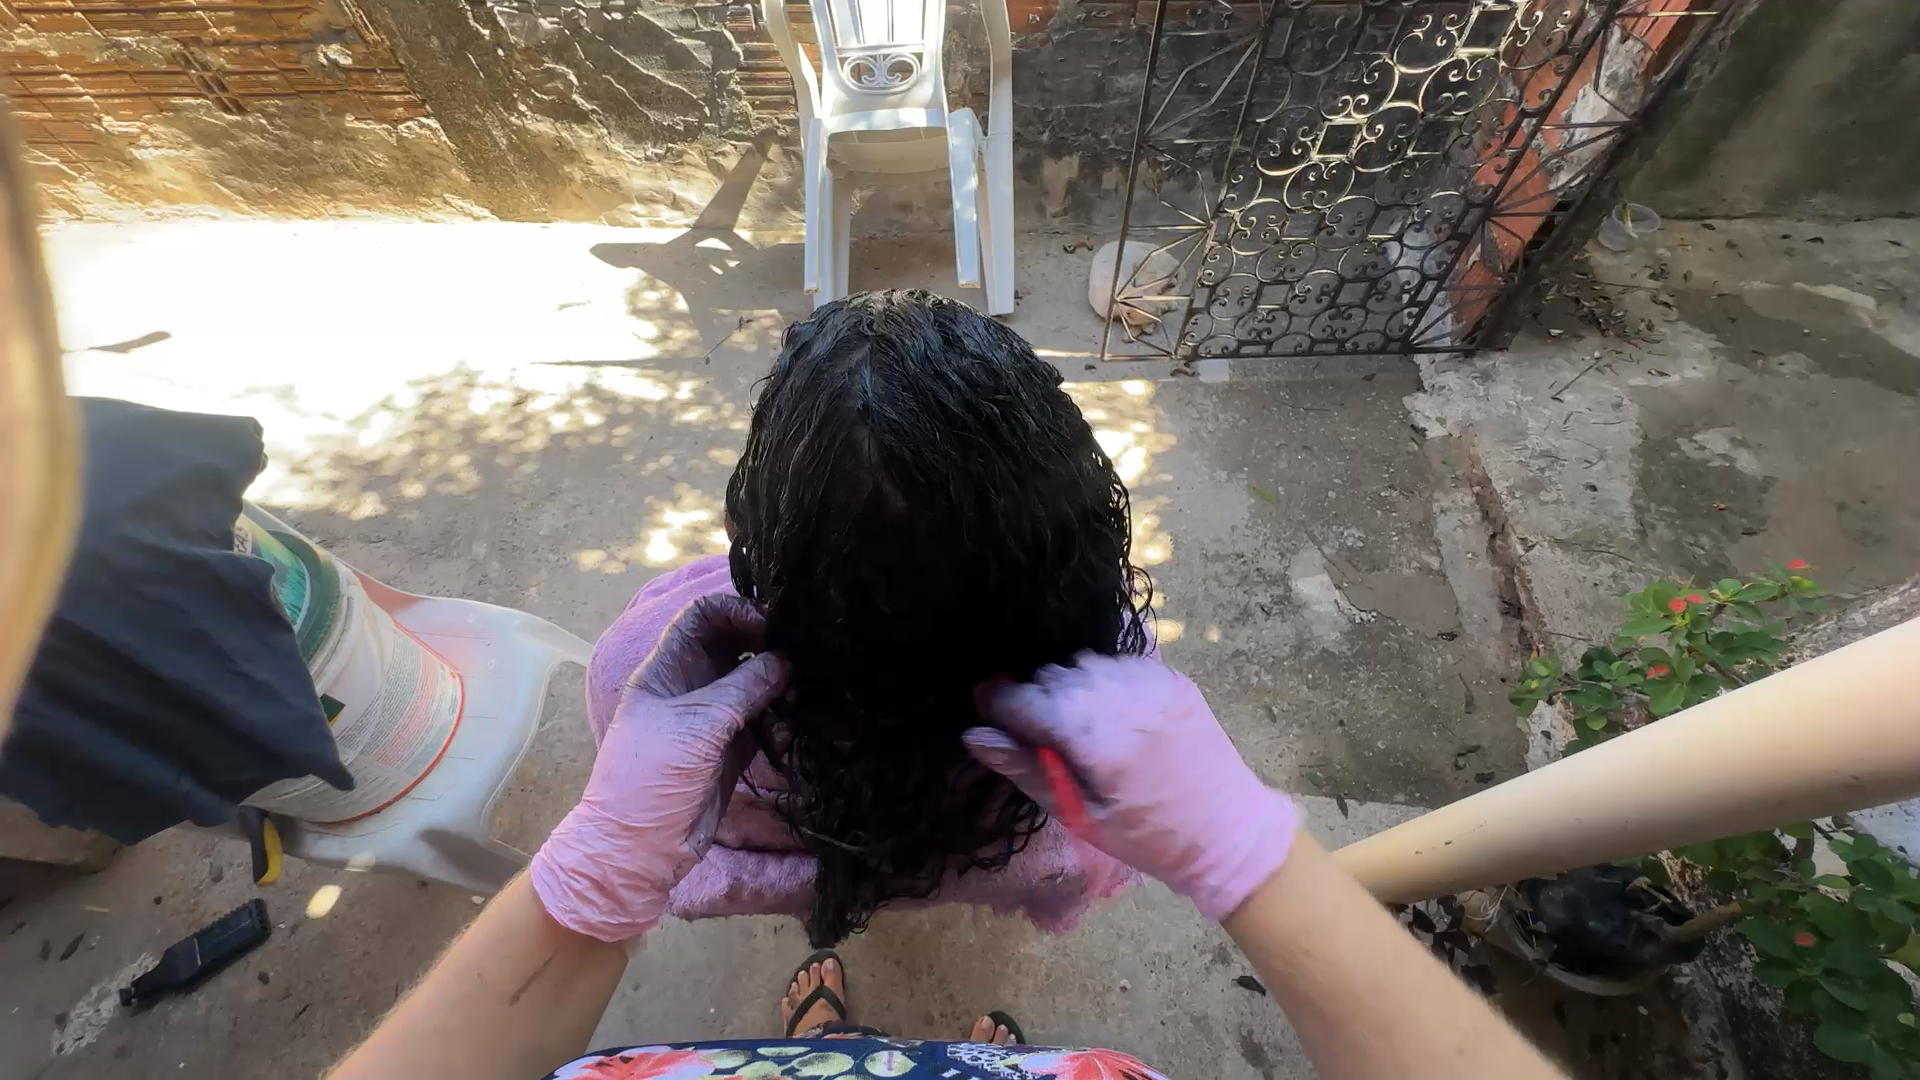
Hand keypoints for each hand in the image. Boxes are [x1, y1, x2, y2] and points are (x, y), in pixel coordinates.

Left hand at [531, 595, 787, 941]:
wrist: (638, 850)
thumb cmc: (652, 778)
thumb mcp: (698, 725)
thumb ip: (745, 687)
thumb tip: (786, 660)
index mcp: (668, 668)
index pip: (703, 616)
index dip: (737, 611)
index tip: (771, 626)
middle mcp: (692, 684)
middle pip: (734, 644)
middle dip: (766, 646)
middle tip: (797, 659)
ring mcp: (713, 715)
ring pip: (753, 680)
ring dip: (778, 684)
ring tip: (796, 698)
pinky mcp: (731, 744)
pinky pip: (762, 716)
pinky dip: (778, 718)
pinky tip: (785, 732)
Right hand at [964, 653, 1297, 920]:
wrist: (1228, 830)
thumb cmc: (1145, 836)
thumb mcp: (1077, 814)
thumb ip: (1023, 768)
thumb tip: (972, 734)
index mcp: (1092, 734)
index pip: (1021, 698)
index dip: (998, 707)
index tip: (992, 720)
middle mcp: (1118, 694)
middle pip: (1049, 675)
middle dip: (1035, 701)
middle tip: (1044, 739)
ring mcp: (1147, 678)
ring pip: (1079, 662)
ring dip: (1068, 687)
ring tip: (1080, 726)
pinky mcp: (1168, 674)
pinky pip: (1114, 660)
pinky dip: (1101, 680)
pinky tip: (1110, 712)